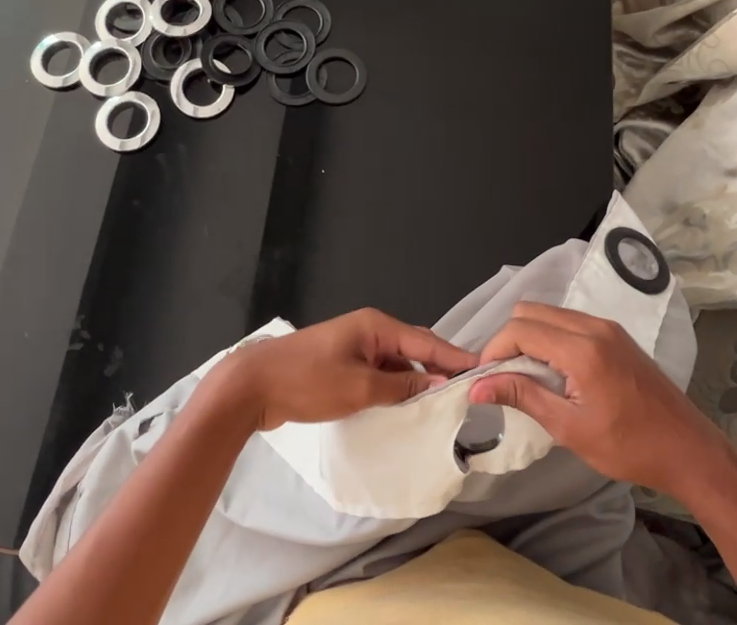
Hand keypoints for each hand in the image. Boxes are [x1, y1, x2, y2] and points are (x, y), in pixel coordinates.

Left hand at [204, 309, 477, 431]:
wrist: (252, 385)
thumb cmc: (307, 381)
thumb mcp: (360, 387)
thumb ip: (402, 385)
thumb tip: (439, 383)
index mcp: (375, 326)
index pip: (426, 340)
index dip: (455, 357)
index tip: (484, 370)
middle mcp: (367, 330)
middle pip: (413, 349)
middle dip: (438, 369)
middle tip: (467, 393)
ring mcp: (352, 347)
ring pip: (395, 364)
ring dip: (414, 382)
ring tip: (441, 407)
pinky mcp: (340, 366)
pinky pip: (377, 374)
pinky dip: (393, 389)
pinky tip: (403, 409)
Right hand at [470, 302, 726, 489]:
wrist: (689, 451)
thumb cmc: (629, 447)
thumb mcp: (569, 428)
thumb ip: (522, 397)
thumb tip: (476, 387)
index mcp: (582, 349)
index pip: (520, 329)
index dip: (494, 350)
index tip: (485, 380)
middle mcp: (594, 327)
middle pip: (531, 312)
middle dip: (508, 340)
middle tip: (504, 377)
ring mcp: (608, 328)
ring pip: (550, 314)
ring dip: (530, 337)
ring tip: (526, 377)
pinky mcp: (617, 336)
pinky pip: (570, 323)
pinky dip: (551, 338)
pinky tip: (554, 372)